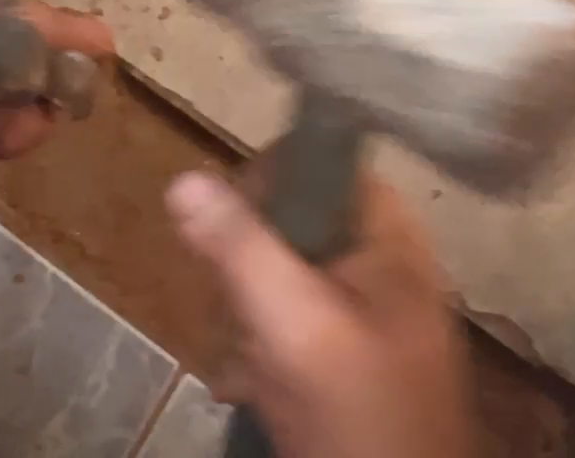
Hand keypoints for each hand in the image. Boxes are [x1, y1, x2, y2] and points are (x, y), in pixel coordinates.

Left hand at [0, 0, 113, 159]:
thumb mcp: (14, 135)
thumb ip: (46, 119)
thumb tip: (50, 107)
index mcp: (43, 27)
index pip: (94, 33)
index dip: (99, 61)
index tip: (83, 91)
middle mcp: (15, 3)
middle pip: (53, 24)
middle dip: (54, 55)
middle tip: (41, 90)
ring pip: (14, 21)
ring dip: (17, 48)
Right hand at [167, 169, 472, 457]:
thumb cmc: (356, 412)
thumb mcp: (293, 322)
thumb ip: (240, 248)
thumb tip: (185, 178)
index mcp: (389, 233)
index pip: (321, 162)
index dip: (270, 178)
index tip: (230, 220)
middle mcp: (382, 258)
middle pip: (296, 215)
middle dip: (248, 257)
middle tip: (229, 297)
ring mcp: (366, 306)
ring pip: (285, 265)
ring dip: (246, 304)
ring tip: (236, 348)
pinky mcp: (347, 346)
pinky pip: (289, 312)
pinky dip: (260, 338)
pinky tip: (244, 376)